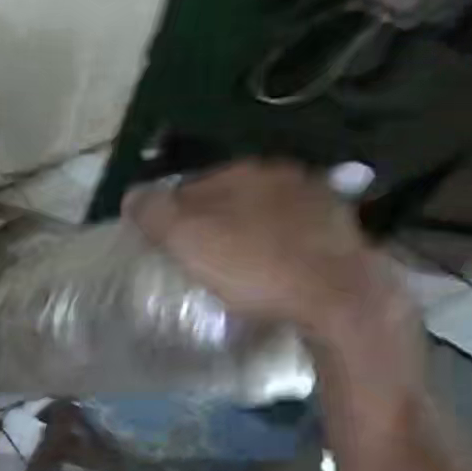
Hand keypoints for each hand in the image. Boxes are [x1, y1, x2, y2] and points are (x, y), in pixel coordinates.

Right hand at [123, 159, 405, 341]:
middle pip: (230, 195)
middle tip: (193, 252)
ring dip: (246, 229)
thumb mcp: (189, 242)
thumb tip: (132, 194)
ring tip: (231, 261)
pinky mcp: (339, 230)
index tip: (160, 240)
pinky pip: (292, 232)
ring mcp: (316, 200)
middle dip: (210, 217)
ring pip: (264, 211)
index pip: (191, 185)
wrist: (337, 297)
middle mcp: (281, 175)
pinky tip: (269, 268)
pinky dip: (277, 244)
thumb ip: (155, 214)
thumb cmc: (254, 268)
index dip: (171, 211)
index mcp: (243, 172)